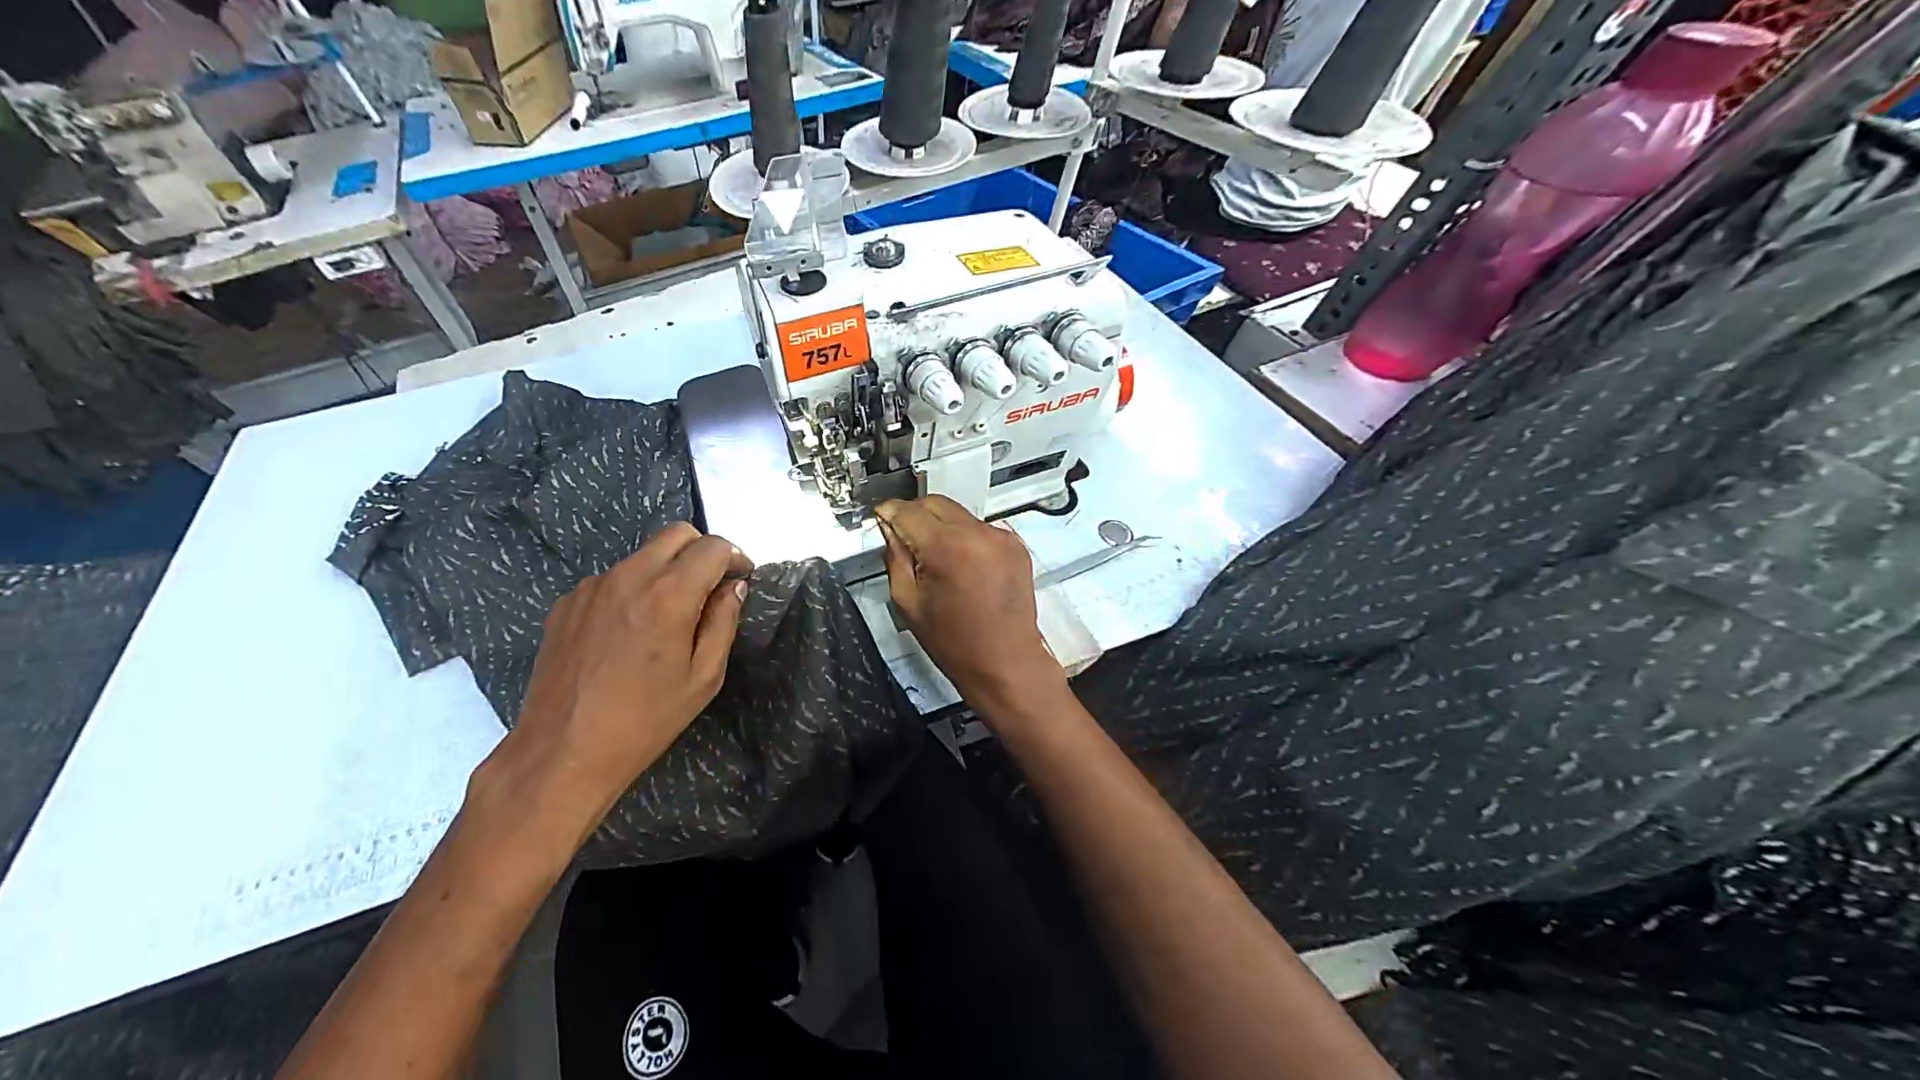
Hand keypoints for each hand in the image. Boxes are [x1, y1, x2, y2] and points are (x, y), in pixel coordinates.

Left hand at [483, 523, 752, 832]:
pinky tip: (629, 633)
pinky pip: (613, 579)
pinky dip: (633, 590)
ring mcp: (592, 587)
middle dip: (702, 552)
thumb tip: (733, 587)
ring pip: (642, 555)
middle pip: (676, 534)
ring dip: (666, 570)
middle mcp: (628, 577)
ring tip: (667, 617)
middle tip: (710, 589)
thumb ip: (724, 622)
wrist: (563, 751)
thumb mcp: (704, 677)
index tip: (739, 581)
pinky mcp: (567, 603)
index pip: (713, 547)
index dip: (735, 559)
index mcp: (669, 594)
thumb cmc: (645, 720)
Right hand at [875, 496, 1066, 719]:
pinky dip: (966, 538)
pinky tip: (960, 565)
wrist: (1005, 662)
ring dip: (941, 527)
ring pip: (958, 514)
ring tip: (935, 560)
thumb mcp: (908, 601)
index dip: (890, 513)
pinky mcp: (1015, 547)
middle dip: (915, 515)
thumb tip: (890, 530)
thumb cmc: (958, 643)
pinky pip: (980, 529)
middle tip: (903, 537)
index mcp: (948, 547)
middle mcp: (978, 535)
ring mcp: (1001, 539)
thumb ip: (895, 558)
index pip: (908, 511)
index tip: (882, 517)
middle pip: (934, 503)